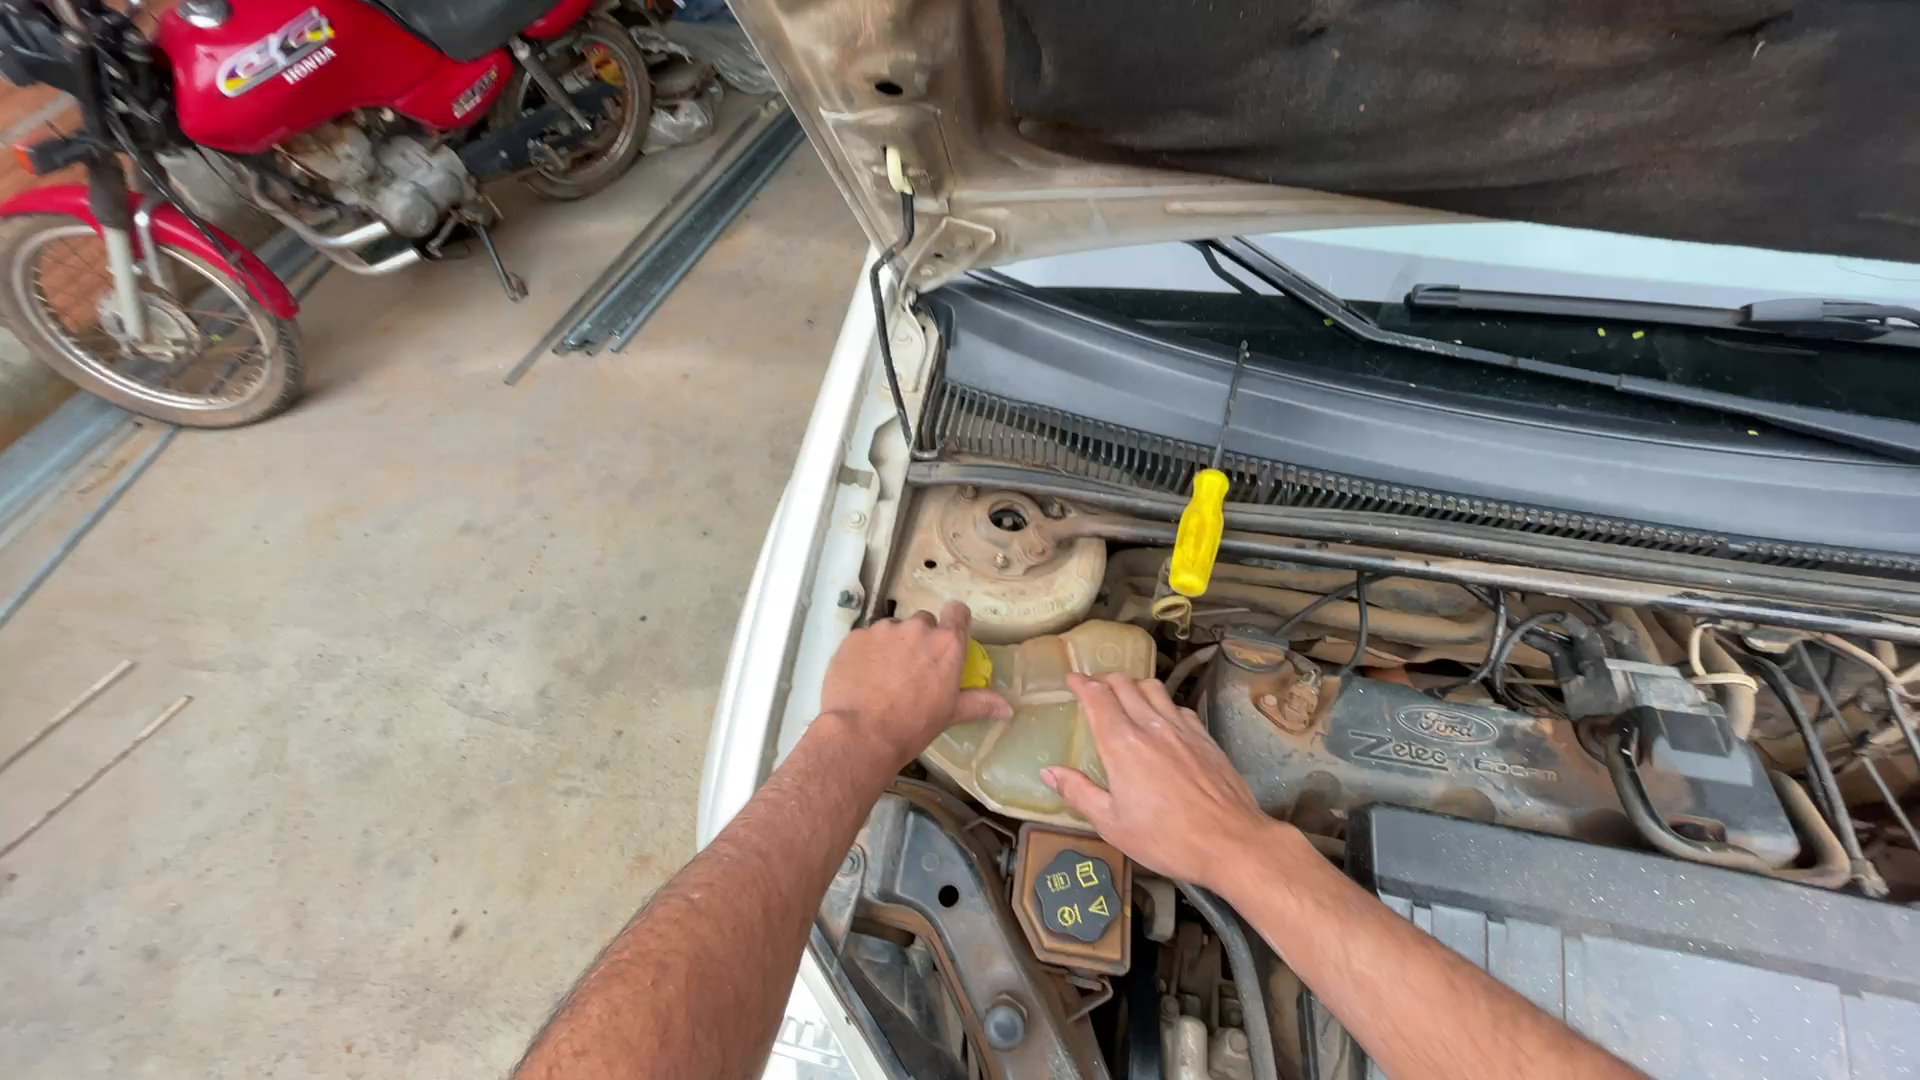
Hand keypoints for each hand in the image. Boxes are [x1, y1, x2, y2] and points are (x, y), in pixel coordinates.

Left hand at [817, 600, 1010, 774]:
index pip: (957, 611)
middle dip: (920, 639)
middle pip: (923, 622)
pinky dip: (866, 652)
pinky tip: (862, 677)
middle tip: (912, 668)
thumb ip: (979, 702)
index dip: (953, 621)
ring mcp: (883, 630)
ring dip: (891, 645)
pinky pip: (865, 639)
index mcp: (946, 644)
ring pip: (892, 630)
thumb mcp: (950, 714)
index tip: (948, 636)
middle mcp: (917, 628)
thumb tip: (1008, 707)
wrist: (860, 734)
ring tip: (882, 676)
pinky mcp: (855, 636)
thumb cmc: (912, 726)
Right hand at [1043, 673, 1281, 892]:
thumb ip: (1079, 793)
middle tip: (1094, 687)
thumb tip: (1049, 772)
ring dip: (1133, 685)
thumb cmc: (1167, 838)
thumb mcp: (1112, 825)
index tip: (1072, 679)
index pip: (1097, 697)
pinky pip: (1177, 706)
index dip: (1081, 684)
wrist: (1231, 842)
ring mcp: (1181, 728)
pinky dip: (1162, 703)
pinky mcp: (1204, 737)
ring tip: (1125, 695)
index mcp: (1122, 744)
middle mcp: (1150, 726)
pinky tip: (1161, 719)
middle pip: (1124, 684)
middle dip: (1104, 680)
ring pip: (1153, 688)